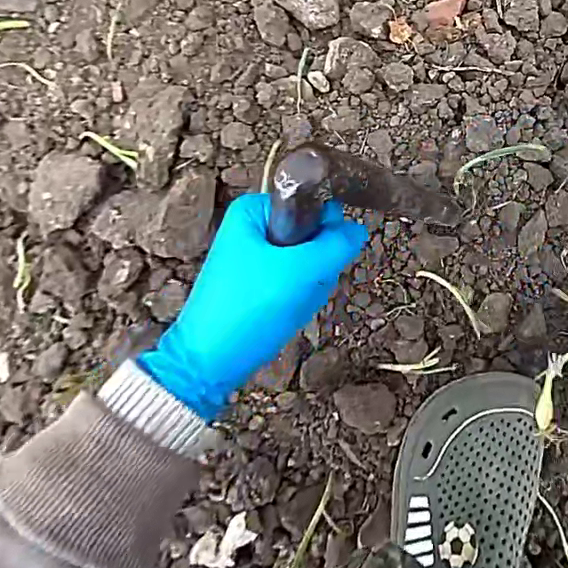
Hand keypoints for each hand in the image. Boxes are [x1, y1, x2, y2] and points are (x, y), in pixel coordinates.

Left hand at [140, 192, 367, 419]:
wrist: (210, 364)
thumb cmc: (249, 310)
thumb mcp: (304, 269)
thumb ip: (340, 242)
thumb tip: (357, 229)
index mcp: (253, 210)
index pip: (314, 203)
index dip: (326, 229)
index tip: (316, 256)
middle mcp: (253, 226)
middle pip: (315, 231)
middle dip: (320, 260)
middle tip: (304, 282)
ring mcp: (257, 254)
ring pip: (311, 256)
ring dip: (314, 280)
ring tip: (295, 299)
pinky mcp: (260, 279)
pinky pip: (299, 276)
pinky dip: (304, 293)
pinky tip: (291, 308)